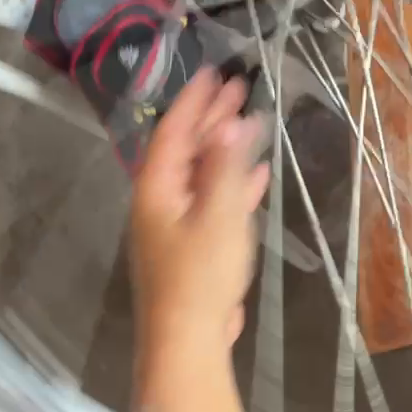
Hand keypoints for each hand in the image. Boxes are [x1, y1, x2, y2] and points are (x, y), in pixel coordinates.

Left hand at [129, 68, 269, 365]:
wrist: (189, 338)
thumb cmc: (201, 276)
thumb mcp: (217, 217)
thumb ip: (224, 169)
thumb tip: (232, 122)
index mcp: (156, 188)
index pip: (173, 131)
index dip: (194, 101)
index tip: (214, 72)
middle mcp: (160, 199)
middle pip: (185, 149)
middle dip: (211, 118)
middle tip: (238, 88)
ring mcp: (176, 222)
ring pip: (200, 173)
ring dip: (224, 148)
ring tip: (249, 122)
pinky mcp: (194, 244)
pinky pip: (212, 200)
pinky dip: (231, 183)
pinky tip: (254, 176)